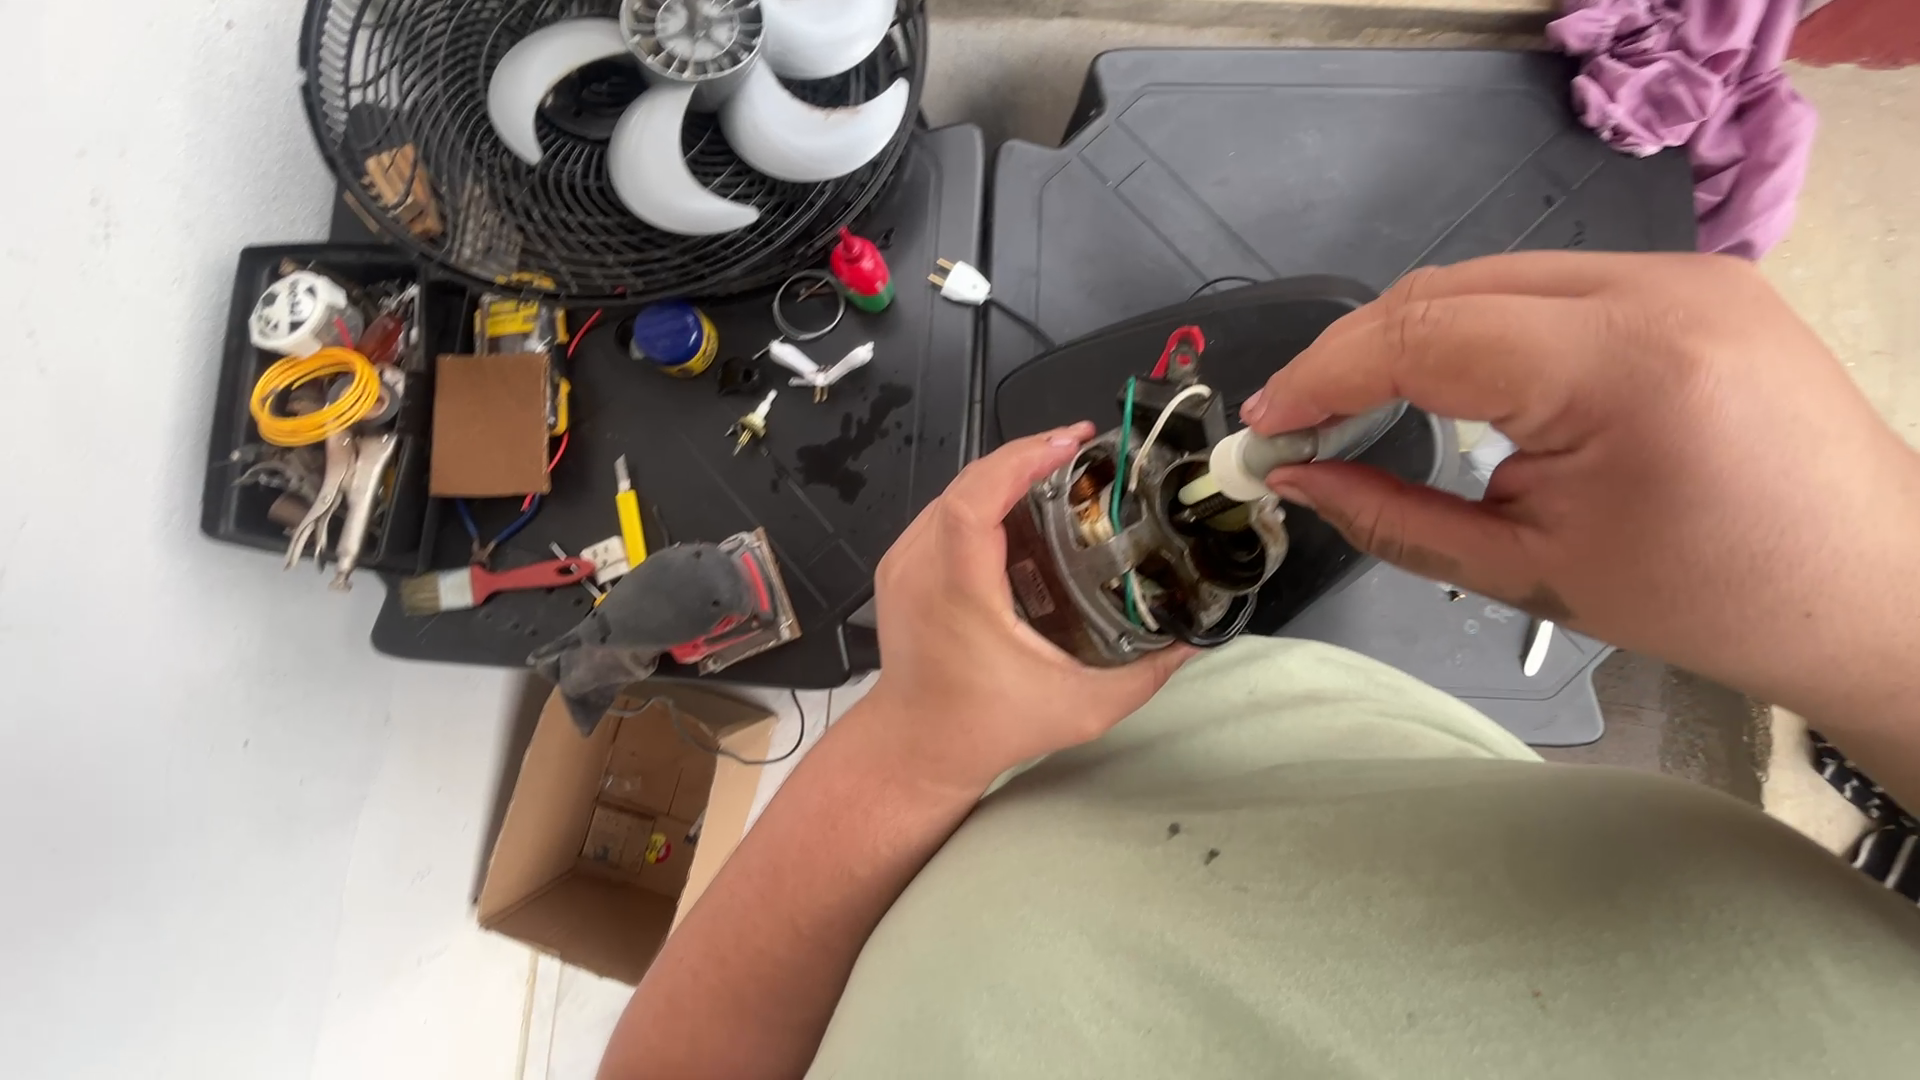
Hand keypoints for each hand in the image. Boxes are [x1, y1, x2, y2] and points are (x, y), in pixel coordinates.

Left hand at [849, 424, 1192, 797]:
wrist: (915, 745)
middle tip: (1080, 449)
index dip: (1019, 460)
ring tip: (1058, 467)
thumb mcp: (1082, 709)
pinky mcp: (897, 567)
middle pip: (966, 483)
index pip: (974, 500)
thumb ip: (1144, 674)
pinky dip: (980, 495)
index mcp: (958, 592)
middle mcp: (920, 566)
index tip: (1072, 444)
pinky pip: (940, 512)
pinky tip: (1017, 501)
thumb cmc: (991, 728)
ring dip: (1002, 472)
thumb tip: (1194, 637)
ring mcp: (902, 563)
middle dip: (1023, 454)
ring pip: (952, 491)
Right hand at [1241, 252, 1919, 731]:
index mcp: (1619, 366)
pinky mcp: (1677, 283)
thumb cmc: (1699, 599)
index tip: (1260, 428)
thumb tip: (1291, 478)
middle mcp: (1650, 288)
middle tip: (1290, 426)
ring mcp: (1672, 272)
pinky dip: (1447, 333)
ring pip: (1472, 282)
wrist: (1879, 589)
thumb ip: (1384, 516)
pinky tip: (1423, 384)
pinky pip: (1521, 290)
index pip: (1420, 335)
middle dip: (1342, 358)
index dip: (1318, 377)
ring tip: (1342, 409)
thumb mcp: (1517, 572)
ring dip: (1389, 342)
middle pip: (1437, 293)